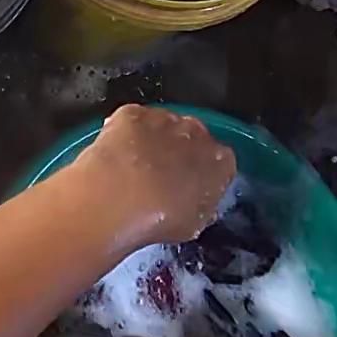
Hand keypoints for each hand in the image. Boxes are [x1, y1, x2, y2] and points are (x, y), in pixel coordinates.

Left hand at [73, 105, 235, 247]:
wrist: (119, 198)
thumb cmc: (161, 220)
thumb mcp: (193, 224)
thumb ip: (201, 204)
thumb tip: (195, 199)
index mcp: (220, 160)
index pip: (220, 162)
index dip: (203, 174)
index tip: (189, 187)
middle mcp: (197, 131)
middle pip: (192, 137)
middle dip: (178, 152)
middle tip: (158, 178)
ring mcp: (164, 118)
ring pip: (162, 125)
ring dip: (152, 140)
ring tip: (132, 168)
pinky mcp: (131, 113)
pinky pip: (132, 121)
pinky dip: (124, 133)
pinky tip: (116, 154)